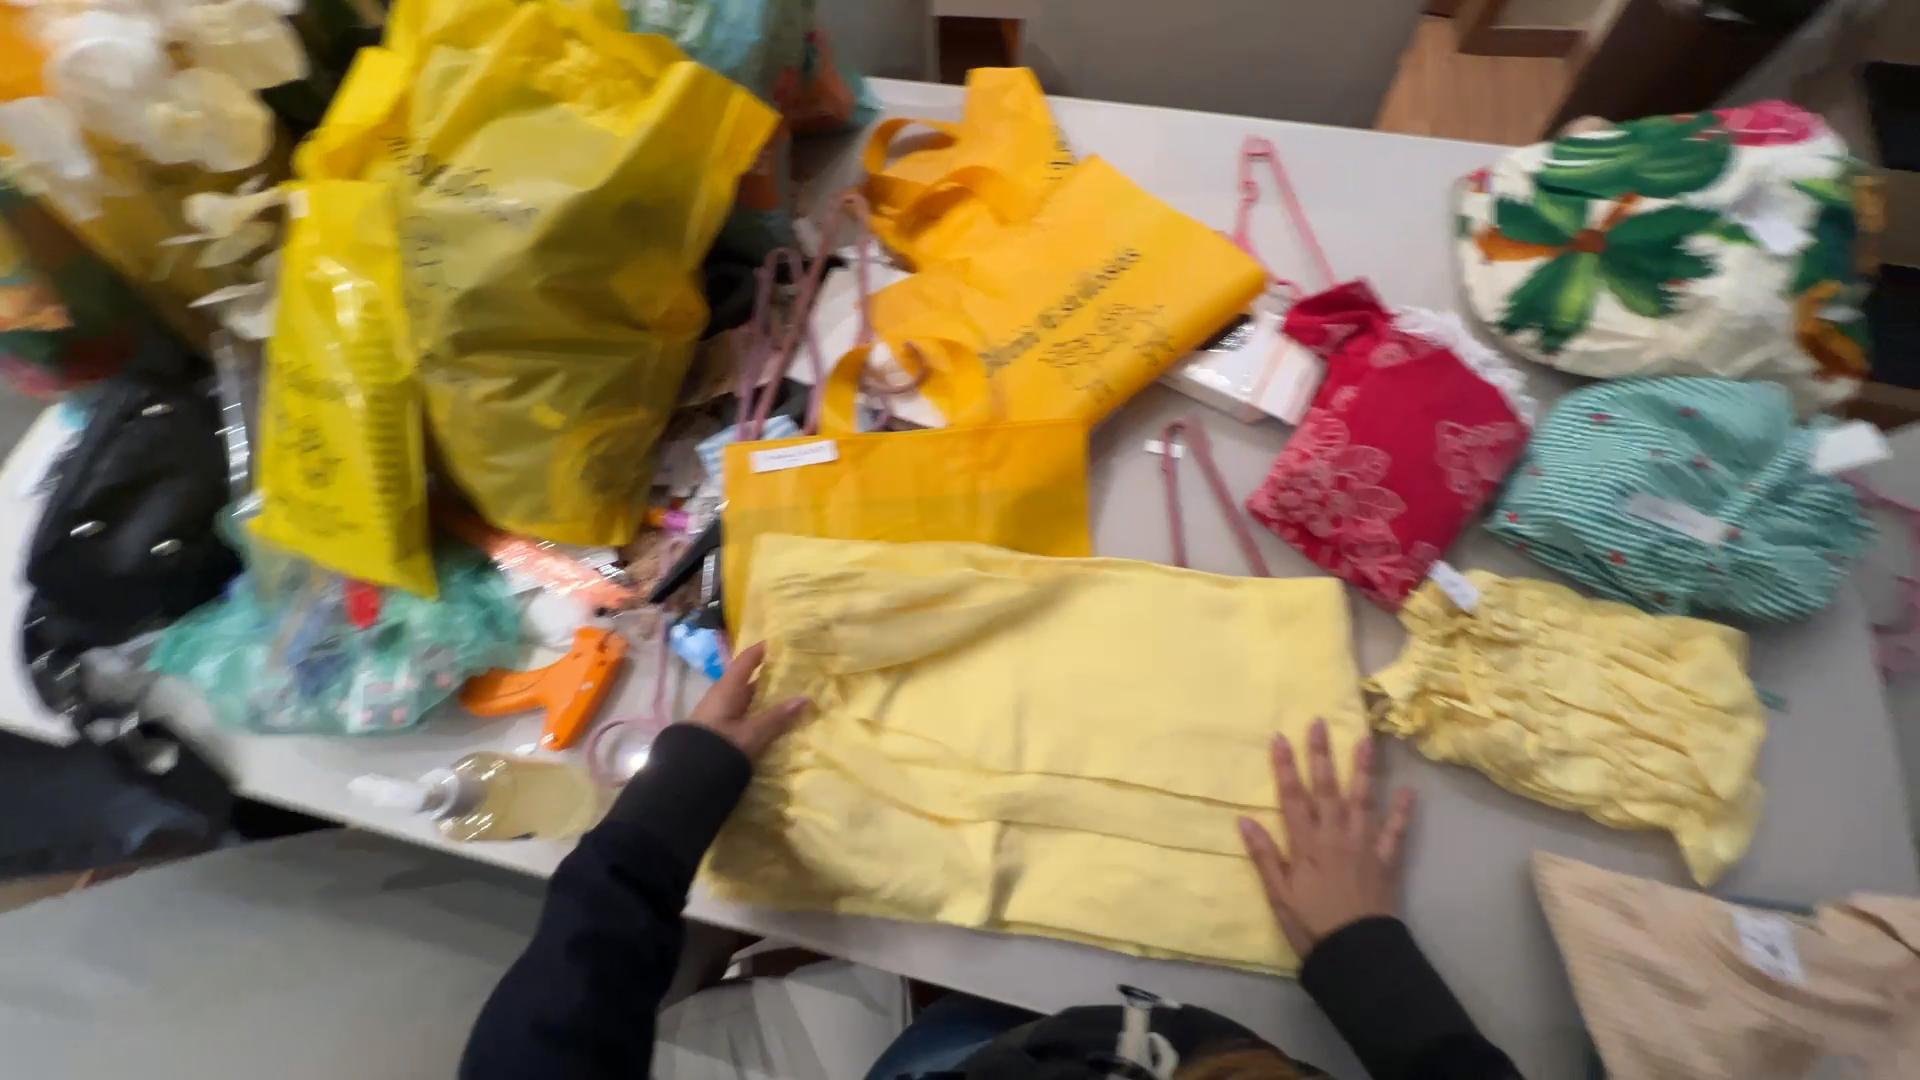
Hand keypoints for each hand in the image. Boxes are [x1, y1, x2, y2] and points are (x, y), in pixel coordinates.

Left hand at [686, 642, 809, 760]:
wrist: (687, 777)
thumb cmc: (721, 746)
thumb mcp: (753, 733)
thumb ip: (778, 717)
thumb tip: (805, 698)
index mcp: (727, 688)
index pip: (746, 660)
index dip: (761, 650)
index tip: (778, 641)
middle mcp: (720, 696)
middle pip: (745, 679)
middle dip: (766, 675)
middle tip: (790, 671)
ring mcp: (716, 713)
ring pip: (742, 697)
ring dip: (761, 695)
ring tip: (784, 695)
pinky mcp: (715, 730)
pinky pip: (739, 712)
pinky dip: (754, 710)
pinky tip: (767, 718)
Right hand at [1238, 718, 1414, 959]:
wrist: (1360, 955)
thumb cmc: (1312, 925)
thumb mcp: (1279, 894)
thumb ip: (1264, 855)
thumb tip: (1244, 819)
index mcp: (1307, 844)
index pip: (1293, 797)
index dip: (1285, 767)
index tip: (1279, 737)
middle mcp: (1335, 837)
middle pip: (1327, 789)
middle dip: (1321, 755)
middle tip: (1319, 723)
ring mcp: (1364, 846)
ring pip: (1362, 801)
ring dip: (1362, 770)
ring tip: (1365, 740)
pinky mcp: (1386, 861)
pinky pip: (1396, 833)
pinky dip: (1403, 812)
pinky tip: (1409, 790)